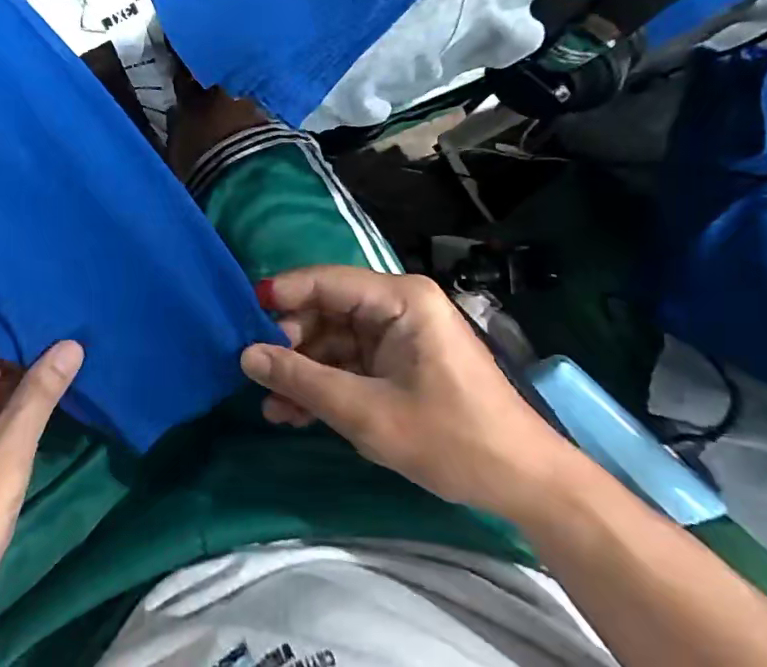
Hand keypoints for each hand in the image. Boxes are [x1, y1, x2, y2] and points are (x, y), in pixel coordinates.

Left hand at [0, 336, 82, 614]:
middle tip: (64, 335)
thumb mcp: (8, 452)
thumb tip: (72, 343)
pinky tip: (44, 392)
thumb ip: (39, 393)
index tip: (49, 318)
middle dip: (18, 354)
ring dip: (17, 380)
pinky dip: (10, 405)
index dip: (8, 331)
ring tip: (62, 356)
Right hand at [239, 265, 576, 517]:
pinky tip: (294, 413)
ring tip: (272, 406)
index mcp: (400, 299)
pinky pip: (348, 363)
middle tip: (258, 374)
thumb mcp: (366, 412)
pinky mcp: (398, 362)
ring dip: (302, 372)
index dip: (281, 296)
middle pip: (325, 310)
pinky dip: (323, 385)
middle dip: (290, 344)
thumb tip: (245, 356)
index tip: (241, 319)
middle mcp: (397, 305)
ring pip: (332, 340)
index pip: (325, 281)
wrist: (525, 484)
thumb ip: (301, 380)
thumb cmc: (452, 438)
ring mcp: (398, 335)